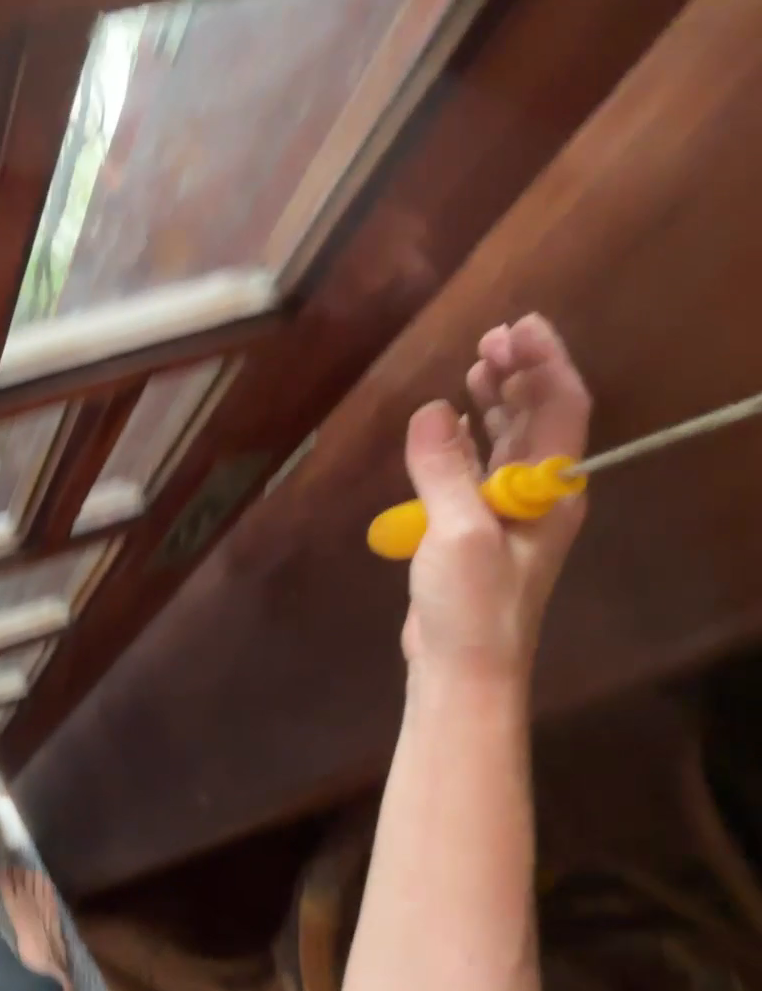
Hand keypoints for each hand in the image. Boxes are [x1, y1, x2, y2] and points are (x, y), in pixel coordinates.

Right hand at [401, 314, 590, 688]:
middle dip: (520, 375)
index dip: (541, 365)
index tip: (515, 328)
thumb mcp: (459, 531)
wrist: (463, 661)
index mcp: (550, 492)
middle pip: (539, 420)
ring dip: (497, 402)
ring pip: (511, 442)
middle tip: (492, 336)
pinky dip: (469, 439)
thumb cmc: (472, 600)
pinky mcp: (475, 529)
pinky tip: (453, 428)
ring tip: (476, 368)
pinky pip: (479, 468)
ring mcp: (507, 513)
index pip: (558, 410)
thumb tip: (433, 410)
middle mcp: (538, 496)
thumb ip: (446, 470)